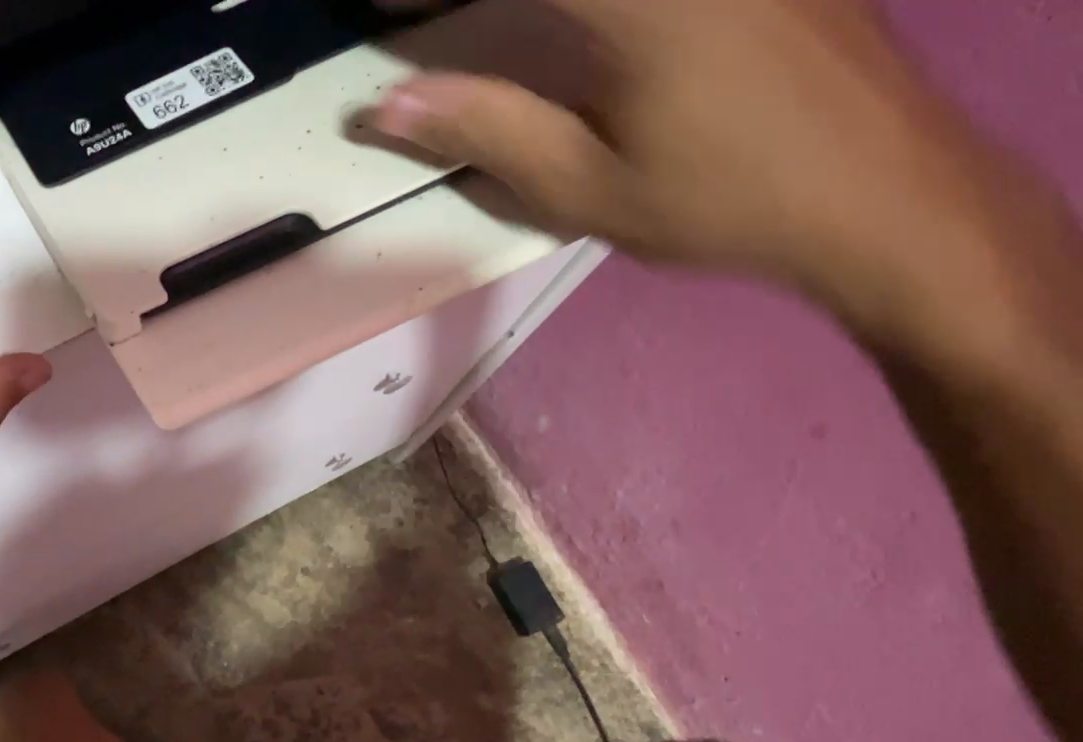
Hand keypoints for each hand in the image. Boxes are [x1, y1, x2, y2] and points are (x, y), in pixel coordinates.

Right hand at [370, 0, 1069, 326]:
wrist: (880, 190)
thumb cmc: (720, 202)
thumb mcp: (584, 186)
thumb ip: (485, 129)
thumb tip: (385, 106)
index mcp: (641, 0)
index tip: (380, 11)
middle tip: (419, 15)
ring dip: (525, 4)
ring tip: (481, 22)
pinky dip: (580, 6)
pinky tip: (568, 25)